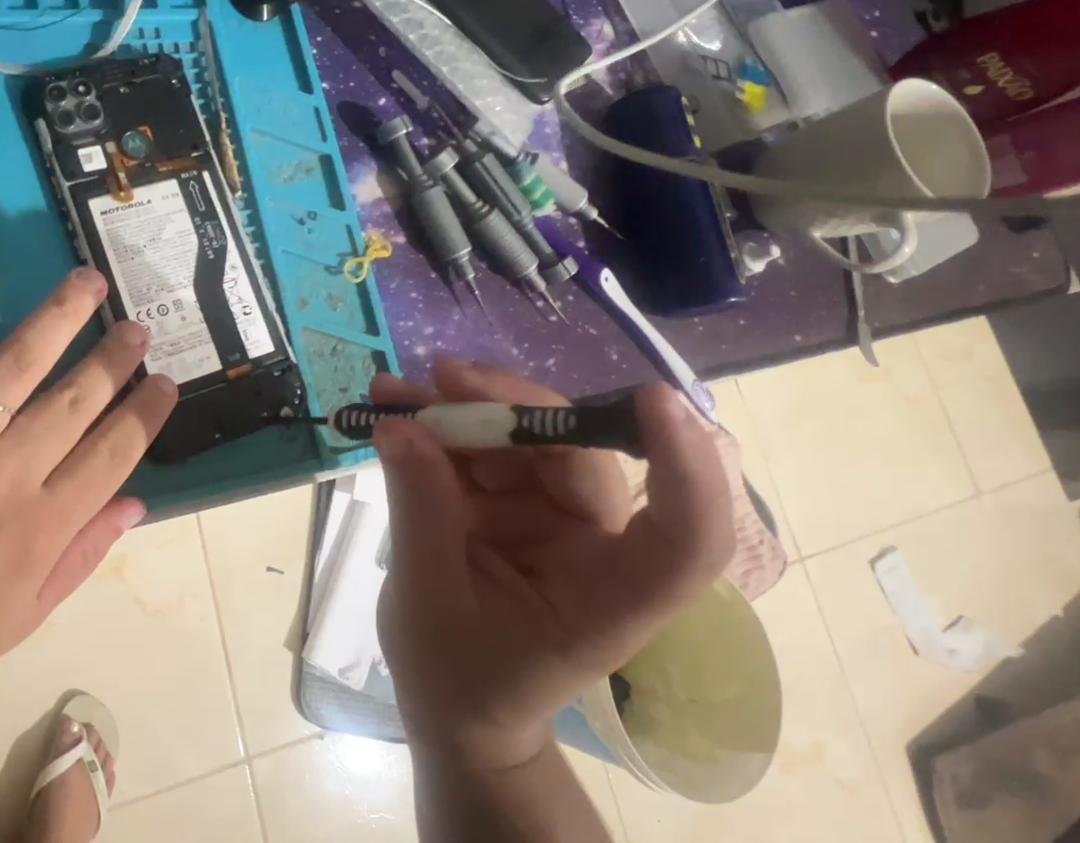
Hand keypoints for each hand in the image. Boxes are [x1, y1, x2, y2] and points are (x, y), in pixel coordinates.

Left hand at [0, 269, 175, 711]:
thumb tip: (136, 502)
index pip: (110, 455)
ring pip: (10, 368)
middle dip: (113, 360)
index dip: (144, 414)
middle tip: (137, 325)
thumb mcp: (18, 619)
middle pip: (72, 403)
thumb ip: (80, 557)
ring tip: (89, 283)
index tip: (164, 381)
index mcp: (35, 530)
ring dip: (57, 320)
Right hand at [370, 359, 732, 770]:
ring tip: (395, 390)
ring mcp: (557, 516)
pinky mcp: (518, 500)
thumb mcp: (429, 599)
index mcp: (610, 594)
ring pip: (529, 439)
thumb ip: (420, 509)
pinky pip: (486, 447)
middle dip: (513, 408)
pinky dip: (442, 424)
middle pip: (581, 457)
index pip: (683, 535)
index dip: (683, 466)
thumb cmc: (458, 675)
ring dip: (465, 407)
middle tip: (442, 377)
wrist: (451, 702)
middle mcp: (597, 543)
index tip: (649, 397)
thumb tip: (398, 423)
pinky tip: (397, 403)